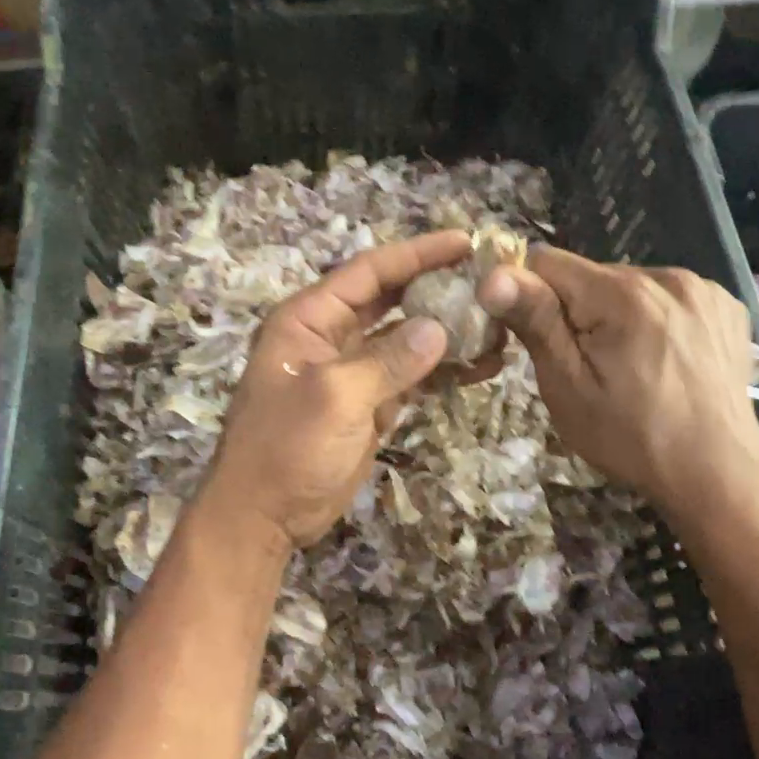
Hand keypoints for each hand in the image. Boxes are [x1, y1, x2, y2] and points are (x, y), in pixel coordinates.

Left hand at [201, 231, 469, 548]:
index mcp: (309, 319)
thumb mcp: (335, 397)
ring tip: (495, 321)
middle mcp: (330, 336)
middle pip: (391, 299)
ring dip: (445, 330)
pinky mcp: (369, 404)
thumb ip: (388, 360)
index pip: (369, 272)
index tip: (465, 242)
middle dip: (436, 287)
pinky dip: (442, 370)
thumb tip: (440, 328)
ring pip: (405, 338)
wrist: (263, 517)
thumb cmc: (286, 448)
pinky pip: (410, 376)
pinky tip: (480, 364)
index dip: (417, 254)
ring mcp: (352, 371)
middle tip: (488, 279)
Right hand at [478, 247, 758, 519]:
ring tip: (631, 367)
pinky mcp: (725, 305)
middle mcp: (666, 276)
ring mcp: (703, 289)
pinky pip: (667, 297)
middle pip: (590, 276)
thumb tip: (492, 275)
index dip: (530, 296)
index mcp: (622, 294)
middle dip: (578, 312)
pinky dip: (655, 319)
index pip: (546, 262)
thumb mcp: (567, 387)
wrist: (718, 474)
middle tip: (588, 367)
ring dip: (617, 315)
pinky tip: (665, 359)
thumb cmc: (631, 437)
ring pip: (628, 286)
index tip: (539, 340)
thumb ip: (534, 321)